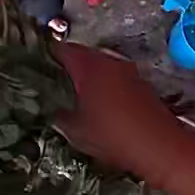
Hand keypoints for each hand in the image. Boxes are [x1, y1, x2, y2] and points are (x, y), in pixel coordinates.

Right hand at [53, 43, 194, 186]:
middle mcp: (110, 62)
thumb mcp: (76, 130)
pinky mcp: (141, 83)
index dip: (48, 54)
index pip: (63, 50)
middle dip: (68, 64)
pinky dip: (105, 83)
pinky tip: (99, 101)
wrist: (158, 145)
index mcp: (90, 68)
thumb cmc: (113, 135)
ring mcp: (128, 71)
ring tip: (73, 91)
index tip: (36, 62)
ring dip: (88, 74)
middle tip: (52, 78)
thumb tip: (54, 111)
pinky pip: (116, 76)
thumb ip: (60, 116)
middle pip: (84, 54)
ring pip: (101, 65)